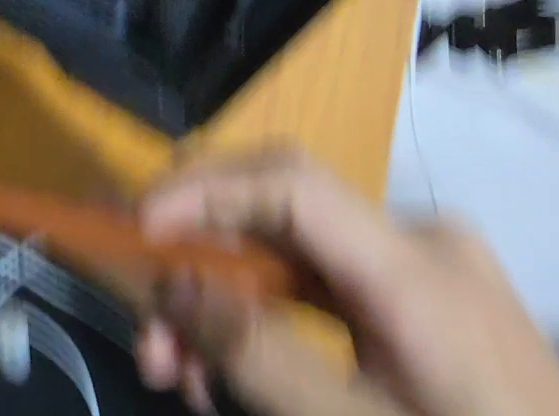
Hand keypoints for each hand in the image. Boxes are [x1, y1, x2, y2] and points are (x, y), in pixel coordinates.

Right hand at [133, 149, 558, 415]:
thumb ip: (263, 356)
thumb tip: (170, 280)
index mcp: (421, 268)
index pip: (291, 184)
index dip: (203, 190)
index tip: (137, 229)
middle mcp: (419, 243)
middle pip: (275, 221)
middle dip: (196, 266)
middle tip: (146, 334)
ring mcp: (419, 269)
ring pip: (285, 256)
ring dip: (220, 303)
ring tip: (178, 374)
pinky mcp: (414, 298)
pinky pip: (315, 287)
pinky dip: (262, 319)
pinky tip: (232, 368)